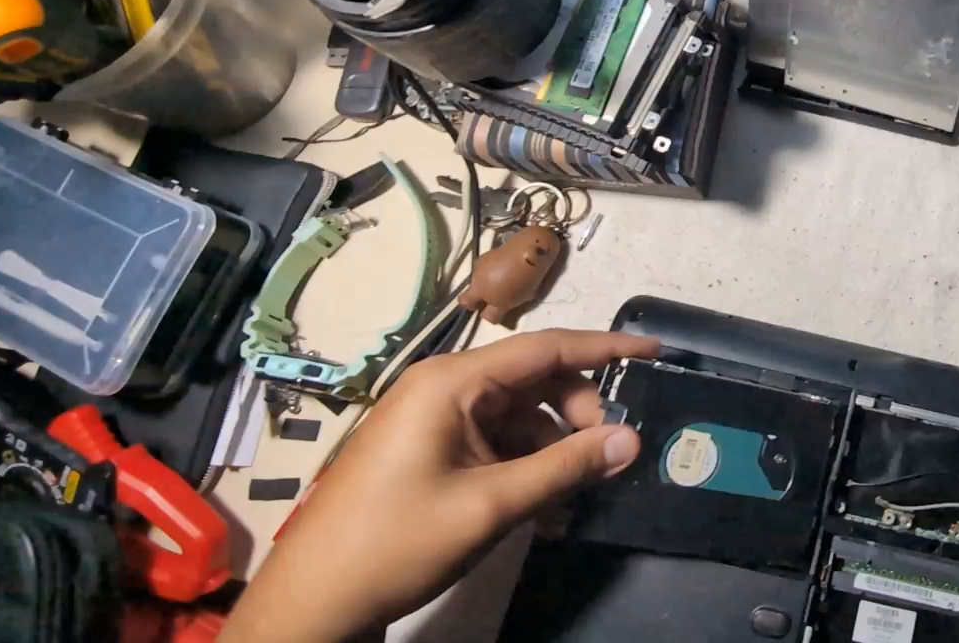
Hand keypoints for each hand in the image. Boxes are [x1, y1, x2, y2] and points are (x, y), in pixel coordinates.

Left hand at [221, 329, 658, 642]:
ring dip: (554, 448)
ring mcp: (437, 417)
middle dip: (579, 414)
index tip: (653, 349)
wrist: (306, 612)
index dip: (605, 346)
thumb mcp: (491, 505)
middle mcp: (447, 387)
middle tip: (606, 452)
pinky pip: (499, 440)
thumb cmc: (394, 543)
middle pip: (538, 381)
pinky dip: (527, 465)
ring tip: (571, 495)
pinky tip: (543, 508)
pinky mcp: (433, 447)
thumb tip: (632, 440)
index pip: (547, 346)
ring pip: (523, 414)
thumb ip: (567, 466)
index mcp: (453, 382)